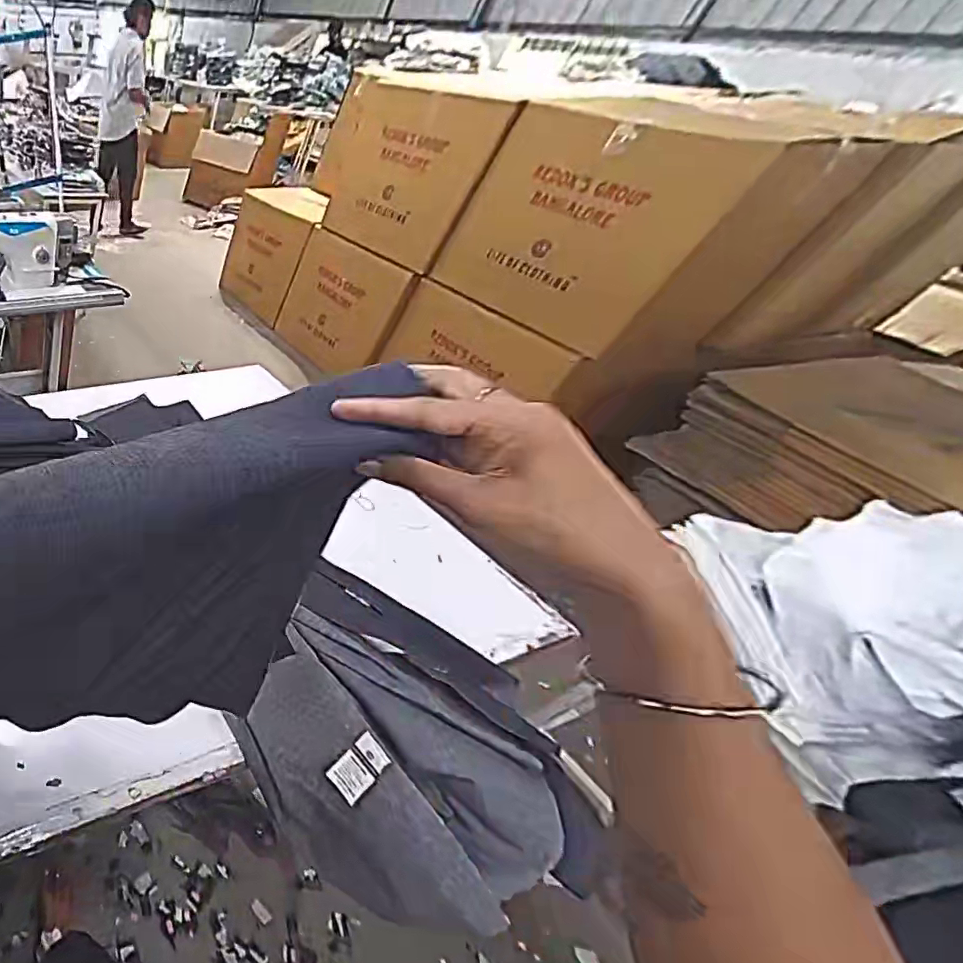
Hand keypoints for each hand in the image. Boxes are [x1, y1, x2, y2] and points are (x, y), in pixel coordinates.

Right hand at [333, 366, 684, 606]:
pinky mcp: (528, 456)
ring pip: (461, 409)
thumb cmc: (563, 540)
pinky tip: (415, 448)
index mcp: (513, 421)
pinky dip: (439, 436)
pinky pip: (473, 433)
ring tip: (378, 423)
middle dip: (403, 390)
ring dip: (420, 415)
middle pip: (449, 390)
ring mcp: (529, 434)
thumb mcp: (472, 506)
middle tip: (361, 397)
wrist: (621, 573)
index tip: (341, 408)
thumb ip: (417, 476)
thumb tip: (375, 459)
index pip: (427, 410)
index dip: (377, 410)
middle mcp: (524, 417)